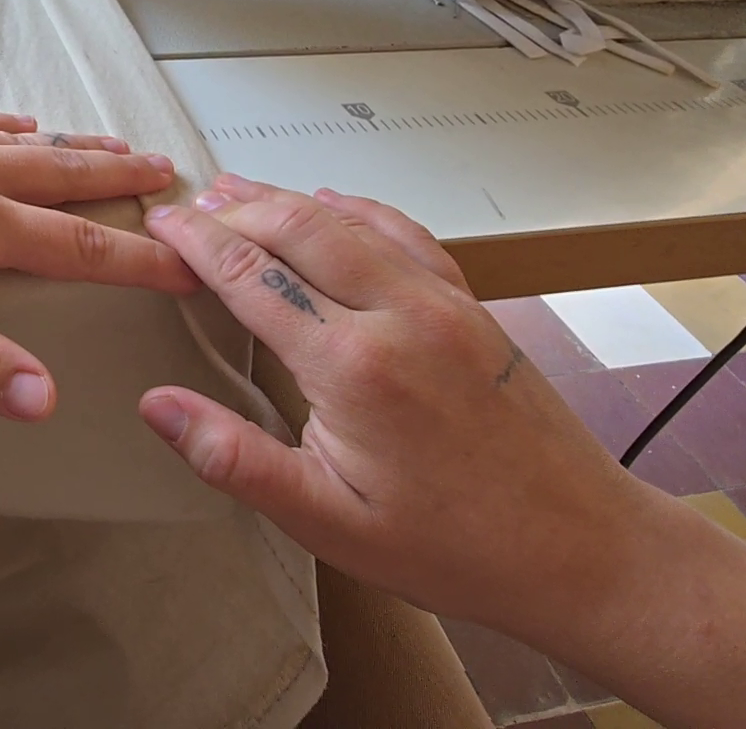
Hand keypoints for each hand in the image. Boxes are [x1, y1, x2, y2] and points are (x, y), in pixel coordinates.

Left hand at [0, 111, 198, 420]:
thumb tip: (42, 398)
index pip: (73, 244)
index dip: (135, 257)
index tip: (187, 262)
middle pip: (60, 177)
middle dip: (120, 181)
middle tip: (170, 175)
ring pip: (23, 143)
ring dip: (77, 149)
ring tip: (118, 147)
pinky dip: (9, 123)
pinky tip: (21, 122)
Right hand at [136, 175, 652, 634]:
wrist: (587, 555)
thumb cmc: (451, 545)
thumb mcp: (326, 521)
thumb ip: (234, 458)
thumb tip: (157, 406)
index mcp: (353, 365)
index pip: (250, 274)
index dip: (194, 241)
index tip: (160, 223)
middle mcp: (398, 314)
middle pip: (295, 228)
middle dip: (232, 209)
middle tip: (186, 206)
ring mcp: (442, 301)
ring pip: (345, 221)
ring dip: (282, 199)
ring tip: (234, 190)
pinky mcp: (469, 304)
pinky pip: (403, 232)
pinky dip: (355, 208)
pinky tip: (330, 199)